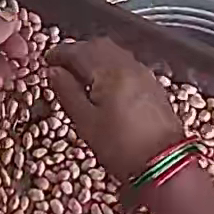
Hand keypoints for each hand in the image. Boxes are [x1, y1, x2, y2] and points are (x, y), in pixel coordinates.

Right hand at [45, 38, 189, 183]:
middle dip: (78, 50)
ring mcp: (144, 75)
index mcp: (109, 72)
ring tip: (80, 74)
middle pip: (98, 46)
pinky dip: (110, 66)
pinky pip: (127, 64)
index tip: (47, 59)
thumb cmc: (120, 146)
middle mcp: (129, 66)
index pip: (79, 51)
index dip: (59, 53)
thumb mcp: (85, 121)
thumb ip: (67, 91)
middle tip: (61, 64)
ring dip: (95, 57)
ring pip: (114, 53)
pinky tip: (103, 84)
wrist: (166, 166)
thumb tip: (53, 71)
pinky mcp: (153, 87)